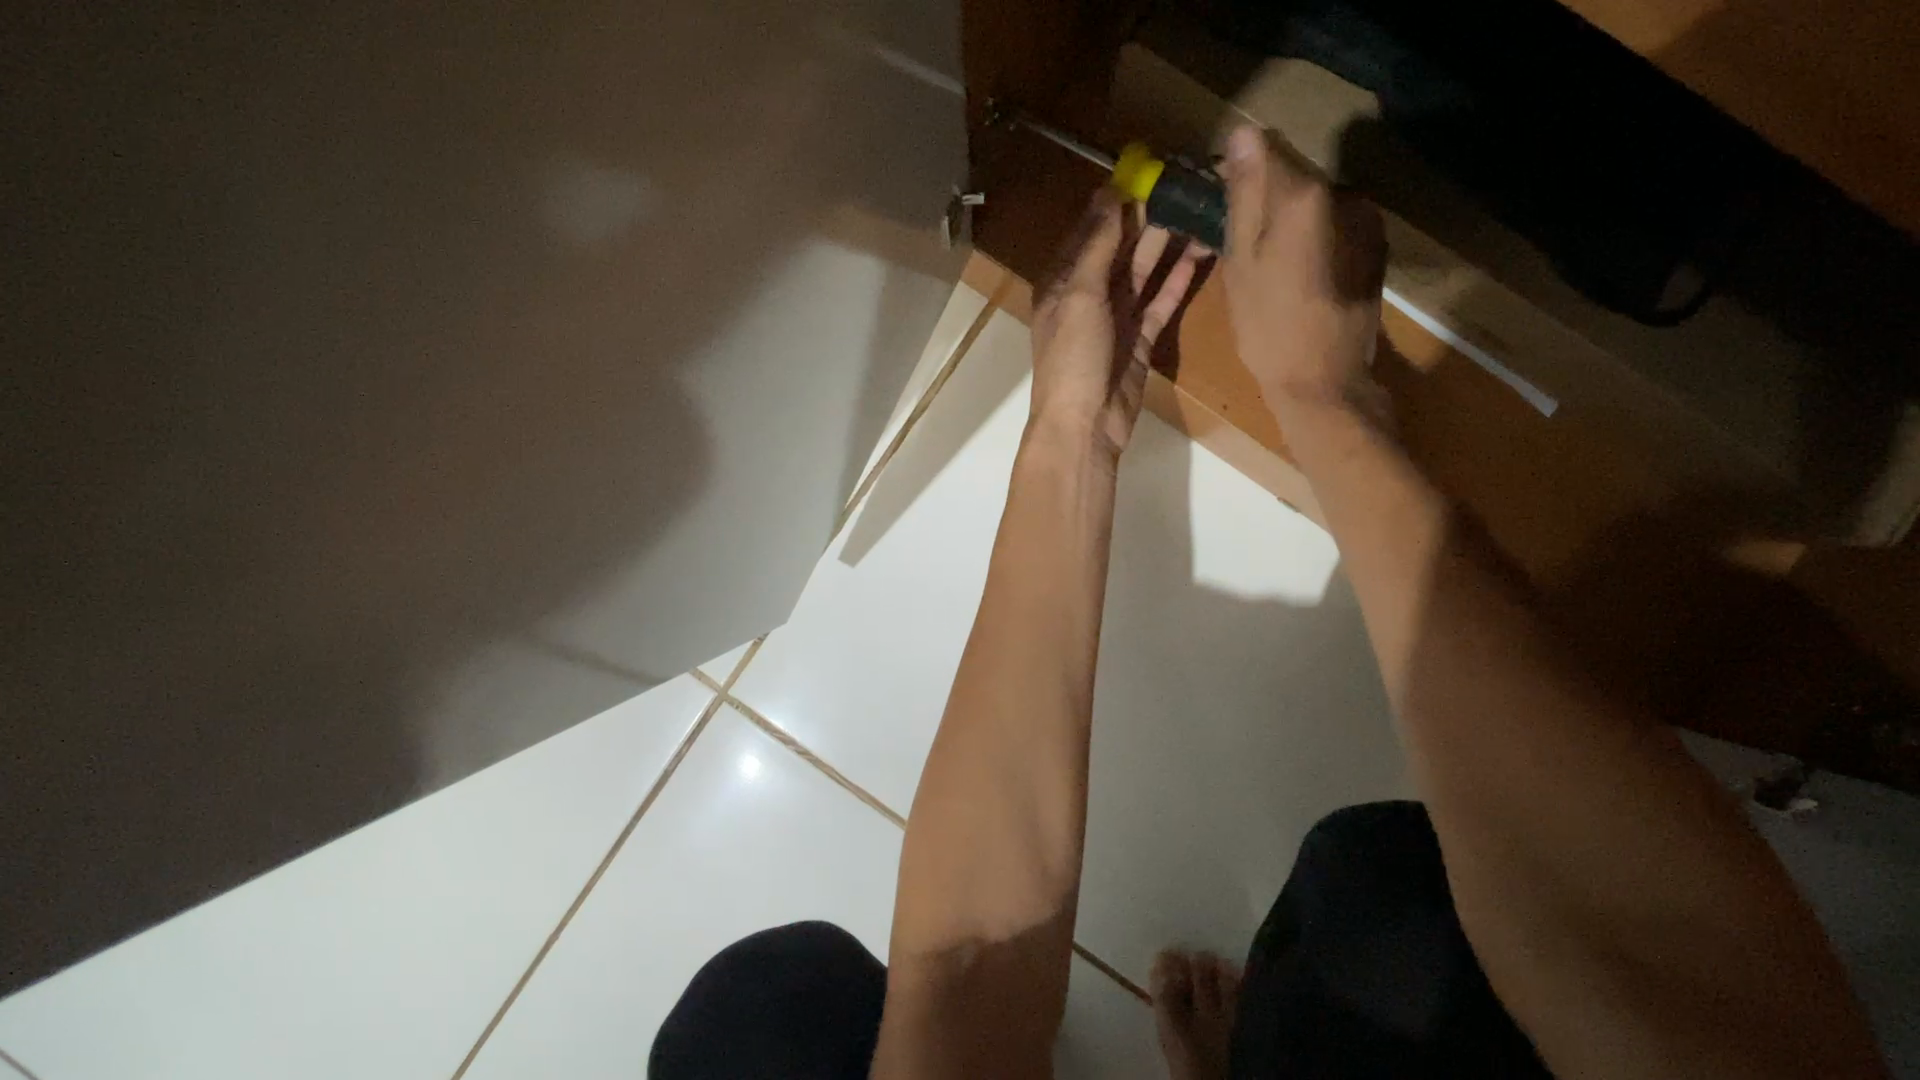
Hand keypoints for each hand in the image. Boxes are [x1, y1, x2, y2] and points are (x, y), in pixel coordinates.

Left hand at [1028, 192, 1206, 464]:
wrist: (1084, 424)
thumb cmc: (1072, 357)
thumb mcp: (1079, 295)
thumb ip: (1097, 245)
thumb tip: (1110, 193)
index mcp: (1062, 282)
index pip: (1090, 232)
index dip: (1116, 202)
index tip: (1148, 170)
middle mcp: (1087, 296)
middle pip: (1120, 249)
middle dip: (1149, 219)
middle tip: (1185, 185)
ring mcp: (1116, 319)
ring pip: (1144, 273)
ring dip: (1168, 245)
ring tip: (1199, 209)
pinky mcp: (1140, 339)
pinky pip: (1161, 302)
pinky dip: (1179, 280)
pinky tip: (1201, 252)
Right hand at [1218, 126, 1386, 414]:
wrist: (1323, 382)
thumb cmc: (1267, 328)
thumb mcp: (1240, 263)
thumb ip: (1244, 196)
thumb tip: (1243, 133)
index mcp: (1306, 196)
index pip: (1266, 151)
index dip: (1237, 172)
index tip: (1217, 202)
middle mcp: (1346, 194)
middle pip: (1294, 176)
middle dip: (1265, 197)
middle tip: (1237, 240)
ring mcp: (1368, 220)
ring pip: (1314, 202)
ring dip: (1289, 220)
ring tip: (1268, 263)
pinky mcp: (1376, 245)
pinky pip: (1334, 224)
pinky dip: (1313, 238)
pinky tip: (1298, 275)